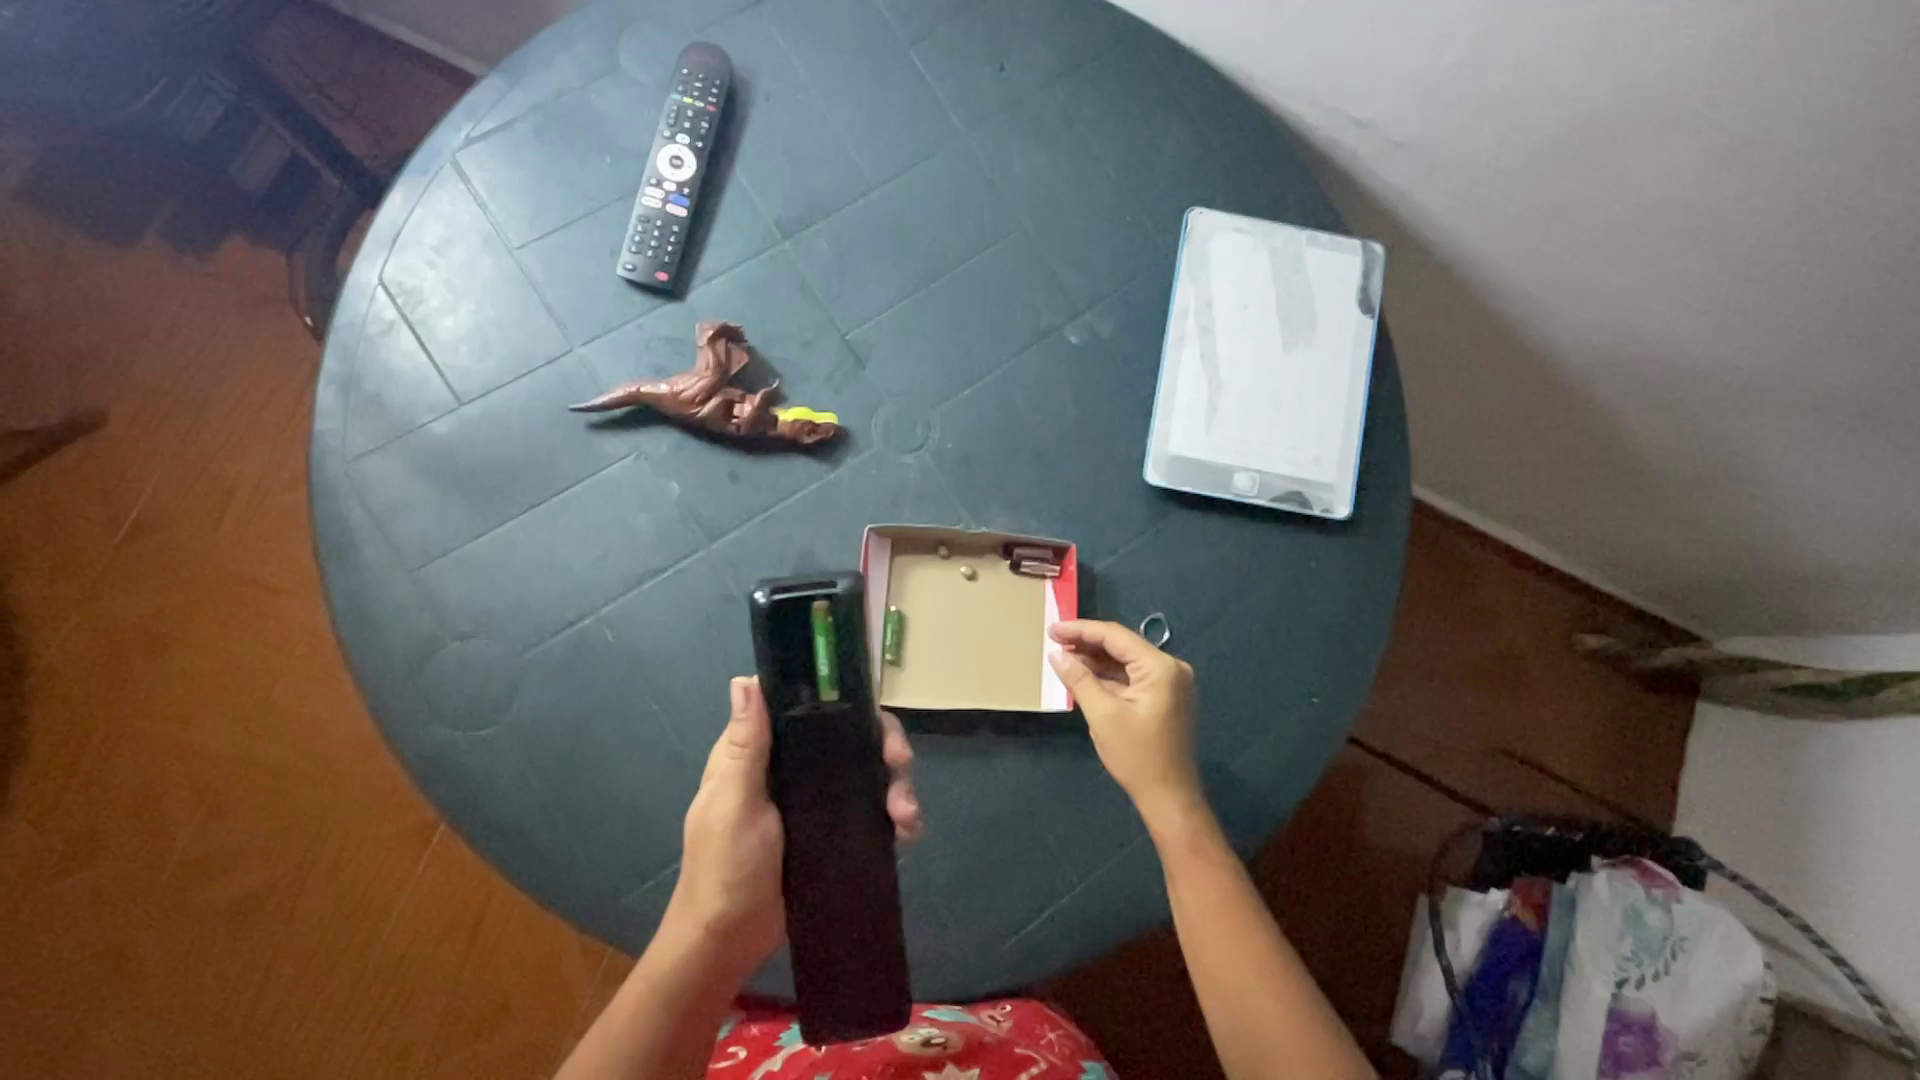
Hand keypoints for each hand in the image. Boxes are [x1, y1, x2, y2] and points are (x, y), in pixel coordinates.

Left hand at [668, 677, 920, 972]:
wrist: (729, 941)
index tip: (868, 714)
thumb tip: (745, 681)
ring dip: (896, 787)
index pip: (808, 708)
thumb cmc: (724, 868)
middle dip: (884, 747)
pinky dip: (895, 816)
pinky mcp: (835, 833)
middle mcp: (794, 769)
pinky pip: (873, 812)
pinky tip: (908, 832)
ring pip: (868, 774)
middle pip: (851, 739)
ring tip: (906, 817)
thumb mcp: (734, 803)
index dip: (843, 702)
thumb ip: (746, 745)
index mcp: (762, 753)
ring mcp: (818, 802)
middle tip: (900, 765)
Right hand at [1048, 620, 1200, 819]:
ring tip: (1063, 656)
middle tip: (1054, 641)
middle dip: (1087, 643)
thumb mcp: (1102, 715)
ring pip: (1126, 661)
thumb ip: (1079, 679)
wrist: (1169, 796)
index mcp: (1160, 667)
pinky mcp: (1164, 697)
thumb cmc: (1137, 756)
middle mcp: (1170, 668)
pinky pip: (1132, 677)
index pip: (1116, 636)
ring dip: (1096, 659)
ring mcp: (1169, 683)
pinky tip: (1083, 674)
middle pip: (1122, 646)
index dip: (1081, 630)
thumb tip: (1056, 655)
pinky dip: (1108, 675)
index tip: (1052, 629)